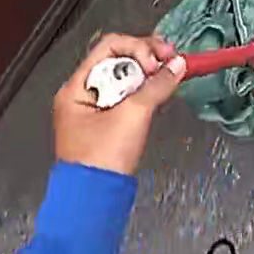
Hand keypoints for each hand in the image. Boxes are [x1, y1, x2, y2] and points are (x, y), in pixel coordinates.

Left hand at [53, 33, 185, 174]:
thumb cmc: (103, 162)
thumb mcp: (133, 116)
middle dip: (146, 57)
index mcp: (76, 86)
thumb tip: (177, 65)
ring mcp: (93, 110)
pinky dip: (143, 92)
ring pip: (123, 78)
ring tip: (168, 74)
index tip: (159, 61)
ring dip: (147, 74)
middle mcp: (81, 93)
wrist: (94, 206)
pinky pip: (126, 97)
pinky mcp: (106, 125)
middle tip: (171, 60)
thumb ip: (157, 86)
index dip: (137, 48)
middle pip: (117, 60)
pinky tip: (159, 92)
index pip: (109, 47)